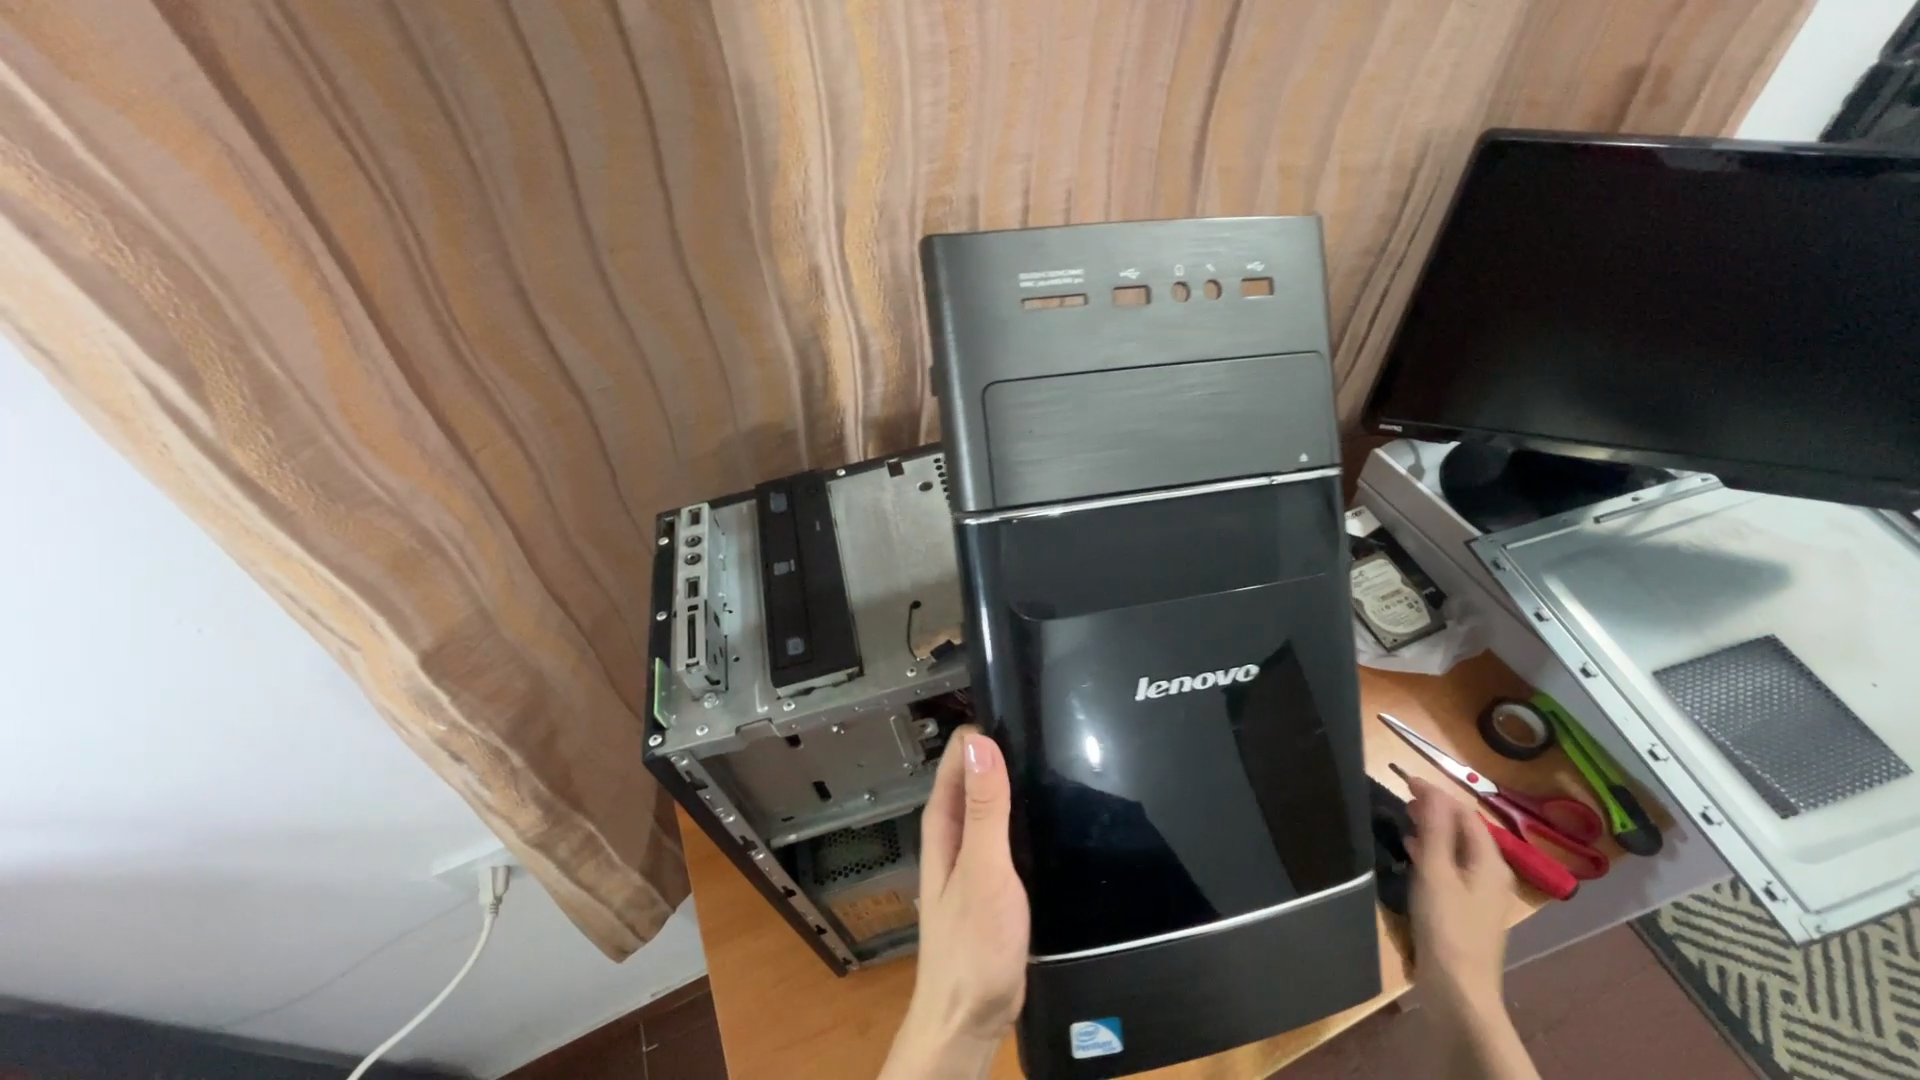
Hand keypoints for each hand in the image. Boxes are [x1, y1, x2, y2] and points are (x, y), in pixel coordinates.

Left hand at [880, 726, 1029, 1079]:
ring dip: (1016, 779)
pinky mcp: (994, 877)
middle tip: (1054, 726)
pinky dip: (1025, 813)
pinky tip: (1053, 813)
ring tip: (1061, 757)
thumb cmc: (974, 947)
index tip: (1024, 703)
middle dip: (1006, 748)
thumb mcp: (984, 870)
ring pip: (994, 800)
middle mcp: (954, 832)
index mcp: (944, 823)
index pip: (960, 753)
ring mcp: (974, 855)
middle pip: (978, 773)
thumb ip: (983, 808)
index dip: (987, 727)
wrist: (971, 1018)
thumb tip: (979, 743)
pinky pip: (1008, 829)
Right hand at [1404, 776, 1514, 1016]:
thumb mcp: (1435, 872)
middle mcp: (1490, 873)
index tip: (1405, 781)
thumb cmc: (1446, 926)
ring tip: (1405, 818)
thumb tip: (1434, 790)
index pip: (1465, 814)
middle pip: (1465, 830)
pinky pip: (1451, 866)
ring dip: (1433, 830)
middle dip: (1437, 810)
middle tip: (1403, 797)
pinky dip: (1433, 852)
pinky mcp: (1467, 908)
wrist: (1459, 988)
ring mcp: (1481, 893)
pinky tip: (1412, 853)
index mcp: (1488, 861)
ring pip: (1457, 848)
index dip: (1437, 794)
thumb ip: (1436, 830)